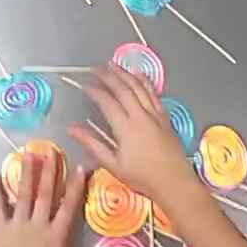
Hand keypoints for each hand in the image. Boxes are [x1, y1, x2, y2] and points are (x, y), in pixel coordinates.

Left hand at [0, 156, 130, 246]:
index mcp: (56, 237)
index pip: (69, 206)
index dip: (76, 186)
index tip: (80, 166)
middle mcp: (37, 225)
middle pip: (45, 193)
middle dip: (50, 170)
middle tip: (52, 149)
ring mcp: (16, 225)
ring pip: (23, 194)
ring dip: (26, 172)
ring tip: (28, 152)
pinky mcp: (0, 230)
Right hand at [69, 64, 202, 209]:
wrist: (174, 182)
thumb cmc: (142, 177)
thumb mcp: (113, 164)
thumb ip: (92, 144)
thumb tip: (72, 129)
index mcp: (126, 128)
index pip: (107, 102)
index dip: (95, 91)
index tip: (84, 85)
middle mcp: (141, 116)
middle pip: (123, 89)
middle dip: (109, 76)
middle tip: (96, 68)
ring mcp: (155, 114)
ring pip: (139, 87)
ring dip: (125, 74)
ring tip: (114, 65)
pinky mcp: (164, 117)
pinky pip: (153, 93)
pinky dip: (144, 82)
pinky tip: (138, 75)